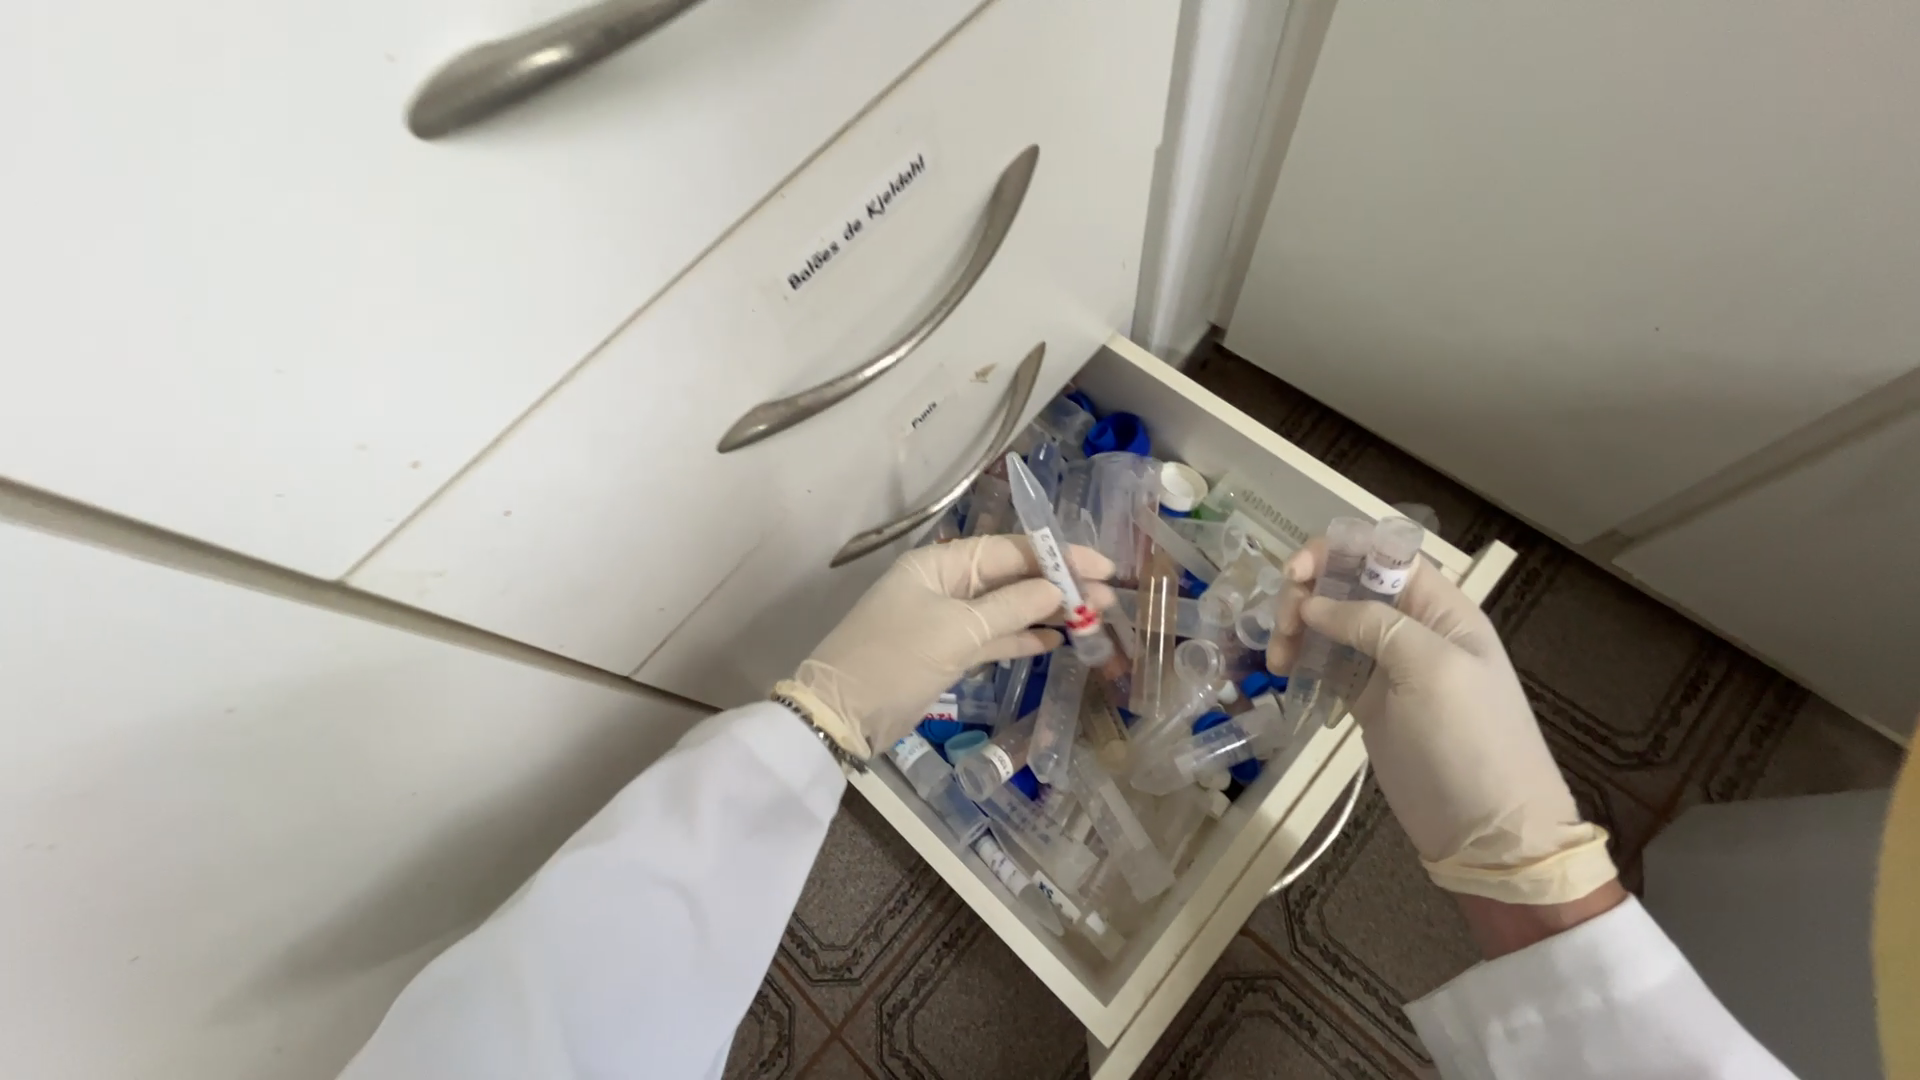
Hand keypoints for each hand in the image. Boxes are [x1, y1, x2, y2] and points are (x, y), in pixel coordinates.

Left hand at [792, 535, 1115, 755]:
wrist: (841, 715)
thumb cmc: (894, 660)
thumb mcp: (955, 631)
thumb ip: (1009, 609)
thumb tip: (1057, 588)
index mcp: (940, 564)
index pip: (1009, 551)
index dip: (1057, 557)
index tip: (1102, 568)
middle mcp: (945, 584)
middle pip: (1011, 578)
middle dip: (1059, 585)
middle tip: (1108, 598)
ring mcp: (947, 619)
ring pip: (1006, 609)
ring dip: (1047, 612)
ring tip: (1094, 617)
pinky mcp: (948, 651)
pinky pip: (993, 637)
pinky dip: (1021, 638)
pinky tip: (1056, 639)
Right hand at [1265, 538, 1616, 907]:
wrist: (1485, 831)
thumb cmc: (1470, 741)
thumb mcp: (1431, 670)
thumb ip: (1374, 623)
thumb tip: (1312, 603)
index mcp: (1438, 608)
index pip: (1382, 553)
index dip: (1335, 551)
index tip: (1293, 574)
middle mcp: (1409, 626)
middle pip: (1345, 585)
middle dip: (1305, 595)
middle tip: (1282, 628)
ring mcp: (1384, 663)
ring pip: (1328, 621)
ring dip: (1295, 628)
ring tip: (1277, 659)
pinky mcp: (1363, 696)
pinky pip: (1324, 660)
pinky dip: (1299, 659)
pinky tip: (1283, 672)